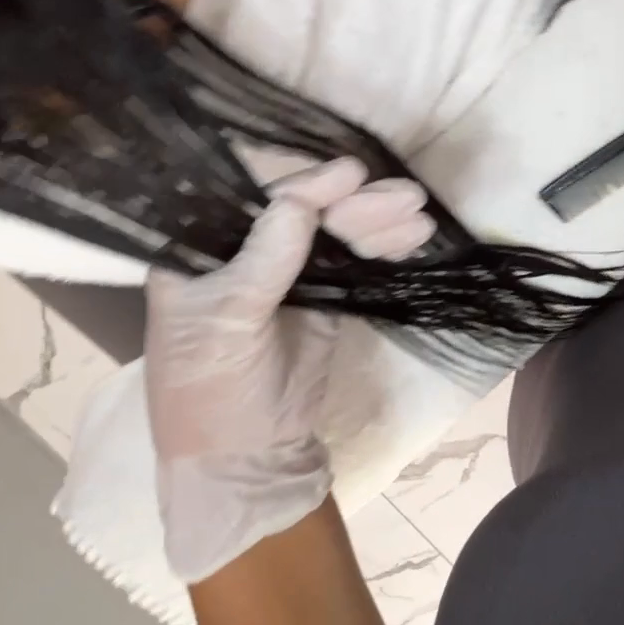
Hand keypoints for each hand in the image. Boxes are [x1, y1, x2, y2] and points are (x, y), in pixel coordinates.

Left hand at [144, 157, 434, 581]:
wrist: (249, 451)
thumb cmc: (211, 386)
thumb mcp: (226, 322)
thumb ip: (263, 261)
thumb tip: (300, 202)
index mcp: (204, 253)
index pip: (259, 206)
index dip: (307, 186)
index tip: (350, 173)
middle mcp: (249, 254)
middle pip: (310, 214)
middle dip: (358, 205)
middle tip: (406, 197)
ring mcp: (293, 274)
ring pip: (340, 235)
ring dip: (380, 223)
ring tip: (420, 216)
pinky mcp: (328, 295)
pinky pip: (357, 261)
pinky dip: (384, 248)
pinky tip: (413, 236)